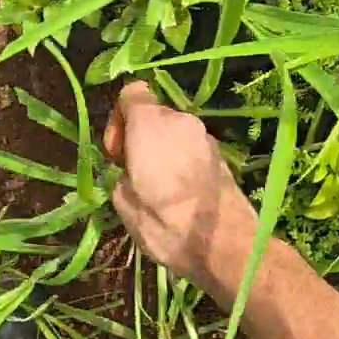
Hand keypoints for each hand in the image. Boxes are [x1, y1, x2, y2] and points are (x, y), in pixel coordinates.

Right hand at [104, 82, 256, 290]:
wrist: (223, 246)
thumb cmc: (164, 224)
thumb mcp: (123, 202)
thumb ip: (121, 174)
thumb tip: (129, 172)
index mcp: (150, 126)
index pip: (131, 93)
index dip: (117, 120)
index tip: (116, 154)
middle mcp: (180, 121)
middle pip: (153, 114)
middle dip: (139, 138)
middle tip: (133, 175)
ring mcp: (205, 136)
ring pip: (173, 132)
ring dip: (160, 151)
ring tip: (156, 188)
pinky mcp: (221, 155)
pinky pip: (189, 148)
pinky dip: (179, 162)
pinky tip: (178, 195)